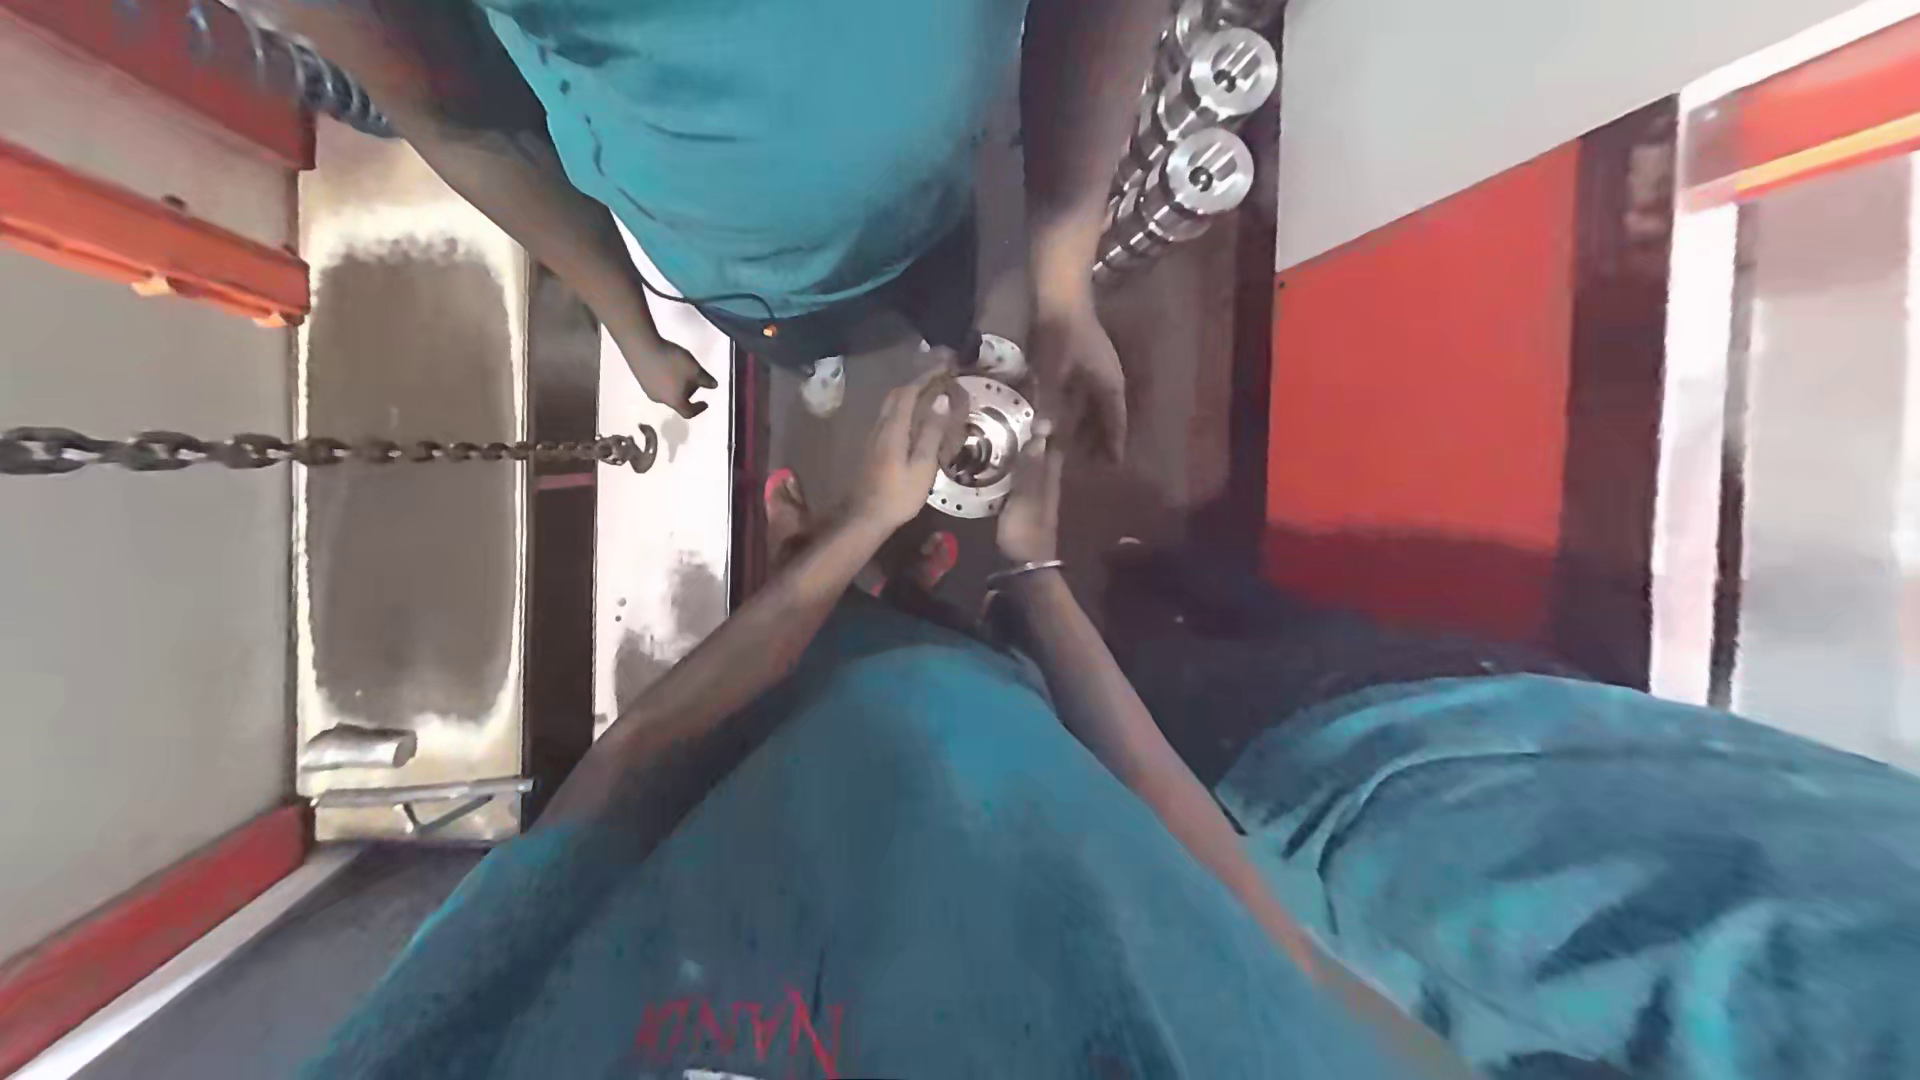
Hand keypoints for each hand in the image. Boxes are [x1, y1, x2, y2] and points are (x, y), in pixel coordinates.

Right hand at [615, 330, 716, 418]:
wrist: (640, 345)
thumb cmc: (671, 361)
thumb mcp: (695, 369)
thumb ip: (706, 379)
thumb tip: (714, 386)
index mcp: (674, 401)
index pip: (688, 413)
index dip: (698, 409)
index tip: (705, 402)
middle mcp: (660, 399)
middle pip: (677, 401)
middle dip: (688, 393)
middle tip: (694, 379)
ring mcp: (647, 389)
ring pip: (667, 392)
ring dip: (676, 385)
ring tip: (681, 371)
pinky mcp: (640, 378)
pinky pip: (657, 383)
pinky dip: (666, 379)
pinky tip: (667, 366)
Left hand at [851, 365, 965, 530]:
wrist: (867, 517)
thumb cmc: (899, 495)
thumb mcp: (922, 466)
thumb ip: (932, 433)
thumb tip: (942, 401)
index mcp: (893, 428)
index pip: (908, 392)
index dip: (926, 377)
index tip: (944, 367)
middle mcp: (880, 427)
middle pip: (896, 395)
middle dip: (917, 383)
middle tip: (939, 380)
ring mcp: (873, 437)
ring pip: (890, 406)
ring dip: (909, 396)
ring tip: (930, 396)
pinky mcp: (872, 448)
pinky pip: (889, 418)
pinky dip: (904, 410)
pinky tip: (915, 420)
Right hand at [997, 419, 1063, 563]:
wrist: (1026, 568)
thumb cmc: (1025, 531)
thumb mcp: (1026, 496)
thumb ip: (1030, 466)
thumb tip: (1041, 429)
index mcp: (1050, 478)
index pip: (1052, 442)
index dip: (1047, 423)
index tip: (1033, 402)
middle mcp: (1046, 482)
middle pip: (1043, 451)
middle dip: (1033, 432)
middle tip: (1011, 412)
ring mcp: (1036, 495)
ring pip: (1032, 463)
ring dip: (1022, 447)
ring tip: (1001, 430)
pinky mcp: (1024, 505)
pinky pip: (1020, 476)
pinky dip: (1013, 464)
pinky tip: (999, 461)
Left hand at [1030, 304, 1125, 462]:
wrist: (1060, 295)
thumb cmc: (1060, 334)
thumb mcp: (1052, 373)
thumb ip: (1048, 405)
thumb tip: (1043, 437)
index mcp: (1108, 385)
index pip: (1116, 421)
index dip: (1114, 443)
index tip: (1115, 464)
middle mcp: (1108, 379)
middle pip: (1108, 416)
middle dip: (1102, 439)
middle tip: (1095, 463)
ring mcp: (1097, 369)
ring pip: (1096, 406)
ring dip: (1090, 425)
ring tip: (1081, 447)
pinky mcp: (1084, 361)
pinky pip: (1086, 395)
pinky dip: (1080, 410)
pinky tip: (1067, 419)